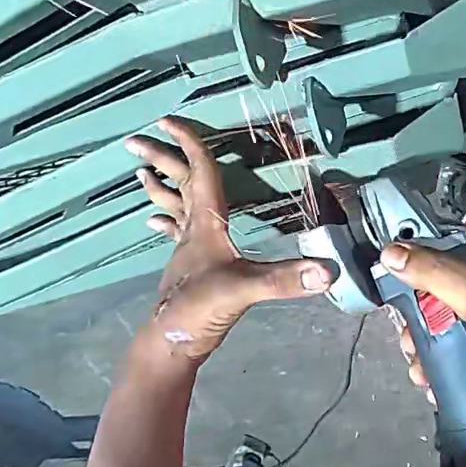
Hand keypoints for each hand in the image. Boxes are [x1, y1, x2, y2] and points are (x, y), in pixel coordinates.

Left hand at [125, 117, 333, 364]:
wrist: (170, 346)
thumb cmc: (198, 310)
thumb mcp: (243, 290)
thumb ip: (283, 278)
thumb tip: (329, 269)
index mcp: (206, 225)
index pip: (199, 174)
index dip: (189, 145)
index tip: (172, 120)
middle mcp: (193, 231)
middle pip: (177, 185)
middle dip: (161, 159)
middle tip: (136, 139)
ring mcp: (187, 250)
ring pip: (172, 208)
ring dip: (160, 187)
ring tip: (143, 172)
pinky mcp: (187, 268)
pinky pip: (176, 234)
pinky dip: (166, 220)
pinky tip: (155, 220)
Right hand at [380, 231, 465, 424]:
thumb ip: (436, 273)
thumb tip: (387, 251)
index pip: (444, 239)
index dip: (414, 251)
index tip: (387, 274)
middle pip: (433, 288)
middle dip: (414, 316)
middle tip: (408, 338)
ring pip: (438, 324)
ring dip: (422, 347)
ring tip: (421, 371)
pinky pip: (452, 353)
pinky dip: (438, 366)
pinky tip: (432, 384)